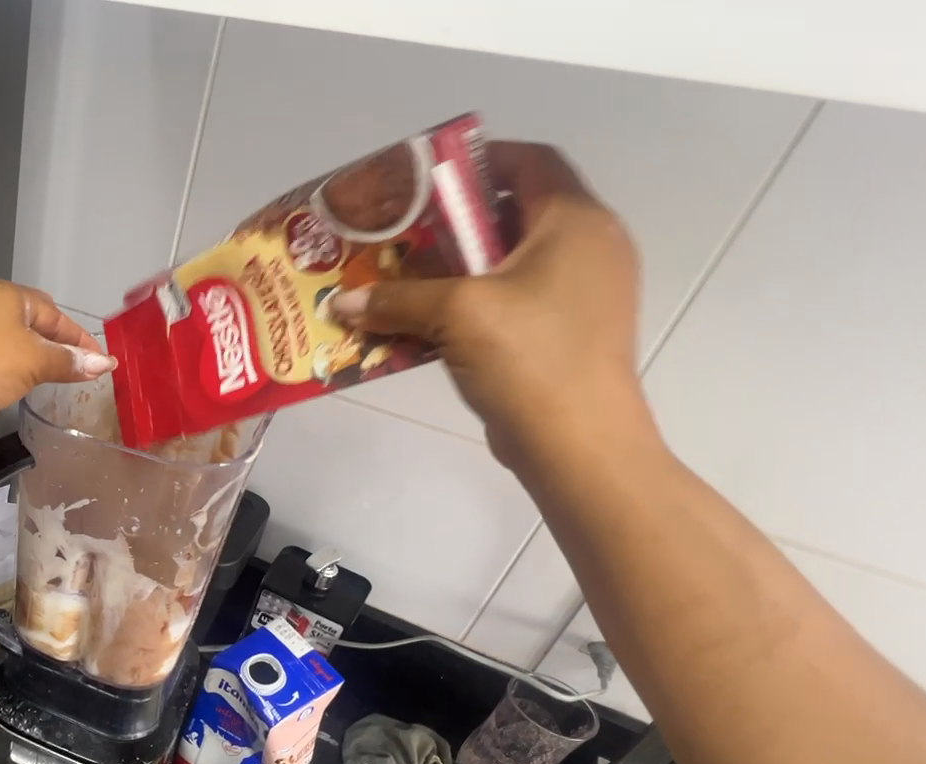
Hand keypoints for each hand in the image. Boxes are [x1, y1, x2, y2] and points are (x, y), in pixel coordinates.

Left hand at [0, 280, 114, 443]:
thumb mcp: (34, 362)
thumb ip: (69, 362)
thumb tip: (103, 364)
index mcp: (8, 294)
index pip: (56, 314)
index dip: (81, 339)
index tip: (102, 364)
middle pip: (34, 323)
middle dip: (58, 345)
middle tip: (79, 370)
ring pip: (13, 341)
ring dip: (35, 358)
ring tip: (53, 380)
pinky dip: (11, 368)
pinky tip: (16, 384)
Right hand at [329, 143, 651, 470]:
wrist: (576, 441)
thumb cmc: (529, 357)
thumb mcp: (456, 315)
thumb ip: (395, 300)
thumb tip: (339, 303)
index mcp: (575, 222)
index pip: (531, 161)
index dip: (478, 160)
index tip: (426, 179)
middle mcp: (585, 247)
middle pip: (512, 214)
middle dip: (451, 224)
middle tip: (399, 235)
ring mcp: (578, 294)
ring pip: (506, 264)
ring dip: (452, 271)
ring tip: (400, 281)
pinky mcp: (562, 333)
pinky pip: (507, 303)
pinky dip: (466, 306)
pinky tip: (422, 325)